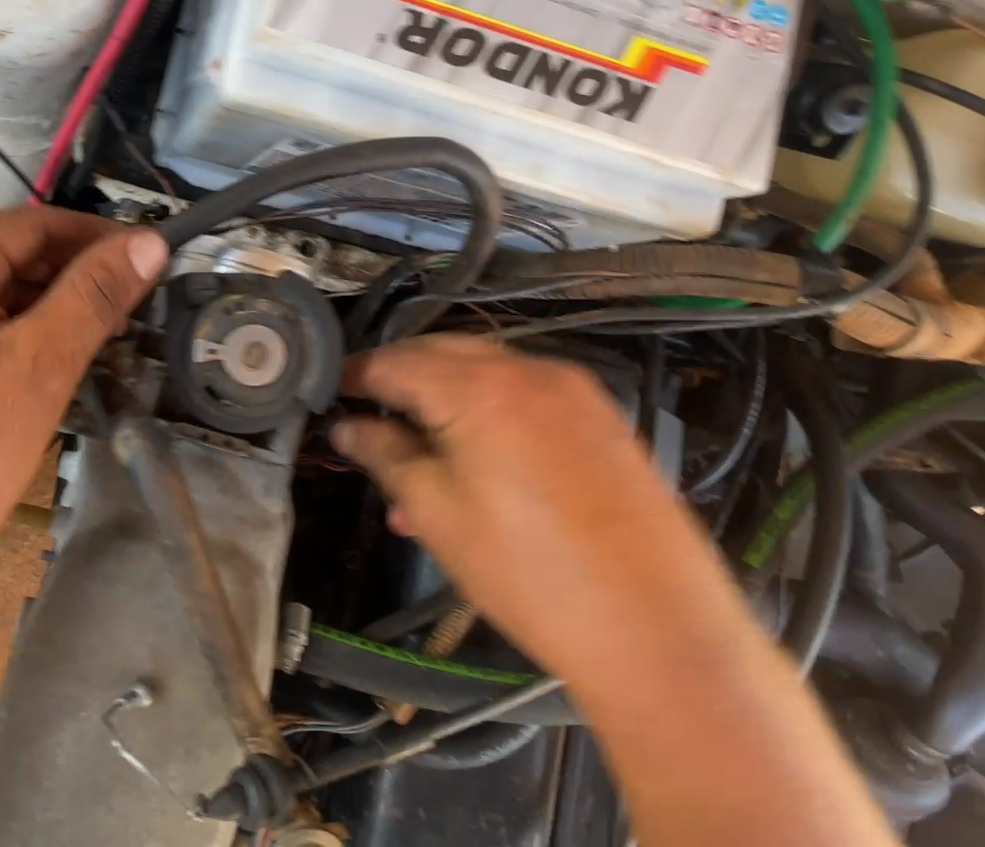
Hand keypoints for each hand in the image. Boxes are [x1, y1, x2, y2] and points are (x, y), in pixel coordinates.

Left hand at [0, 206, 167, 599]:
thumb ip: (94, 296)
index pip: (26, 223)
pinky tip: (26, 363)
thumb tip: (149, 240)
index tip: (146, 258)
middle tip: (122, 304)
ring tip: (84, 335)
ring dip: (30, 301)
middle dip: (62, 270)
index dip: (92, 236)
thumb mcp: (40, 368)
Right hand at [332, 334, 731, 678]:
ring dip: (440, 399)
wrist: (659, 631)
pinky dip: (485, 415)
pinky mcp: (602, 421)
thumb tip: (347, 427)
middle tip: (363, 419)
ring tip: (413, 458)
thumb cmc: (529, 574)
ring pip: (484, 375)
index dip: (352, 376)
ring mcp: (574, 393)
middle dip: (396, 379)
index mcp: (480, 388)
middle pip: (441, 353)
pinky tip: (469, 465)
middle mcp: (530, 371)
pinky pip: (524, 399)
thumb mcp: (438, 514)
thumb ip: (386, 456)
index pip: (393, 361)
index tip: (324, 396)